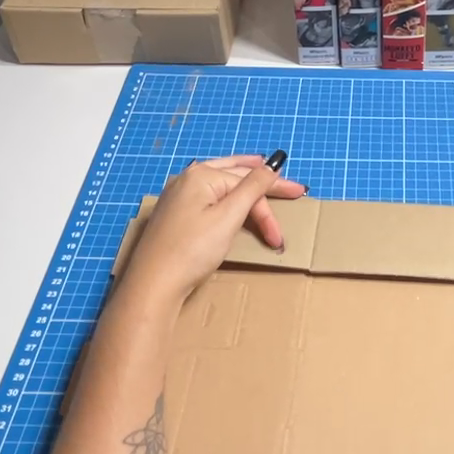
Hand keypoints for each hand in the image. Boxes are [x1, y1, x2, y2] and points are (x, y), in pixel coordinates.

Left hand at [125, 153, 305, 302]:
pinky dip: (227, 196)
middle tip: (286, 183)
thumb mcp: (229, 217)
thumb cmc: (193, 250)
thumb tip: (271, 167)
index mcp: (201, 175)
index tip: (301, 193)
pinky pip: (208, 196)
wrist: (152, 286)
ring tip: (260, 176)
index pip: (248, 181)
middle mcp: (187, 179)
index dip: (276, 191)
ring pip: (220, 183)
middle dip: (261, 181)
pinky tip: (231, 197)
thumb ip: (252, 188)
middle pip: (234, 175)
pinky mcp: (173, 215)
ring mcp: (177, 196)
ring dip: (244, 185)